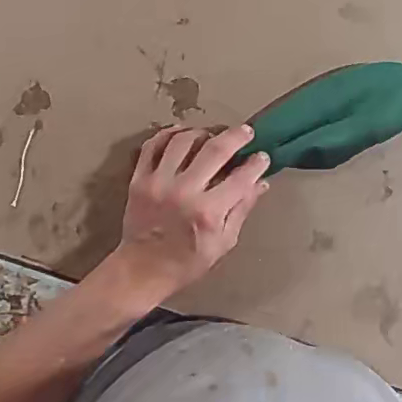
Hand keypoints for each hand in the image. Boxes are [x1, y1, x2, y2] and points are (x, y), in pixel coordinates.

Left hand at [94, 125, 269, 307]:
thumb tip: (261, 183)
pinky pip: (152, 146)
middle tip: (245, 132)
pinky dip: (168, 134)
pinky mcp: (139, 179)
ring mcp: (158, 182)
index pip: (241, 177)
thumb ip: (242, 209)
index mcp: (208, 212)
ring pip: (183, 141)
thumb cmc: (187, 262)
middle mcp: (184, 191)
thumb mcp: (223, 242)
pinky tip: (181, 134)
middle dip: (235, 136)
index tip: (262, 157)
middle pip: (215, 149)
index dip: (256, 163)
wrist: (143, 269)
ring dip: (202, 132)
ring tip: (212, 134)